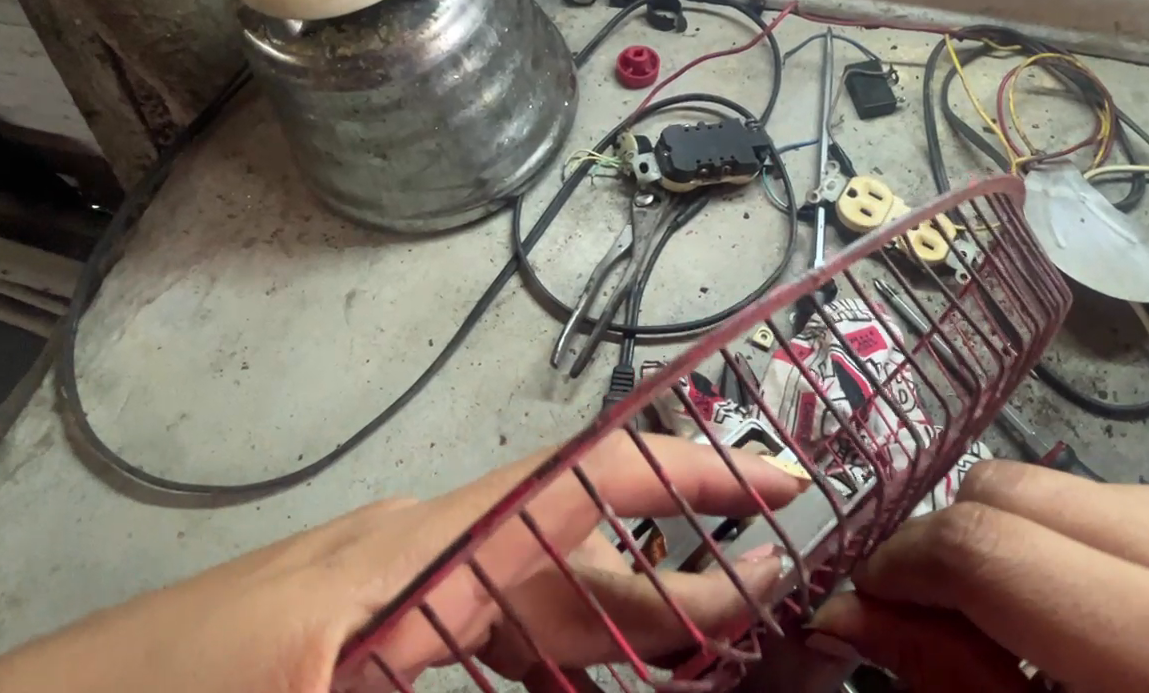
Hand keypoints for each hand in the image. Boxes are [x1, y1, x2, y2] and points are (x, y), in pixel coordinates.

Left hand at [0, 433, 806, 692]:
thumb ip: (449, 664)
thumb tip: (572, 661)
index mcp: (429, 544)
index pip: (581, 483)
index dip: (685, 475)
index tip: (771, 485)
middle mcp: (430, 545)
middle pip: (578, 549)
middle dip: (676, 577)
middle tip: (768, 599)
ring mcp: (403, 585)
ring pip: (541, 594)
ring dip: (619, 625)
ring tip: (694, 654)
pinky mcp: (377, 626)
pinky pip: (492, 628)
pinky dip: (550, 653)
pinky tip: (577, 676)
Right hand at [811, 460, 1148, 691]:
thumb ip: (950, 680)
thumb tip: (845, 612)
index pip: (984, 546)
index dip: (901, 565)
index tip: (865, 596)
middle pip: (1006, 491)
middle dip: (950, 546)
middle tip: (935, 612)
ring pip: (1047, 485)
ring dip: (1010, 543)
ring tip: (1026, 622)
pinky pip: (1102, 498)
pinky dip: (1066, 543)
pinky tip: (1092, 610)